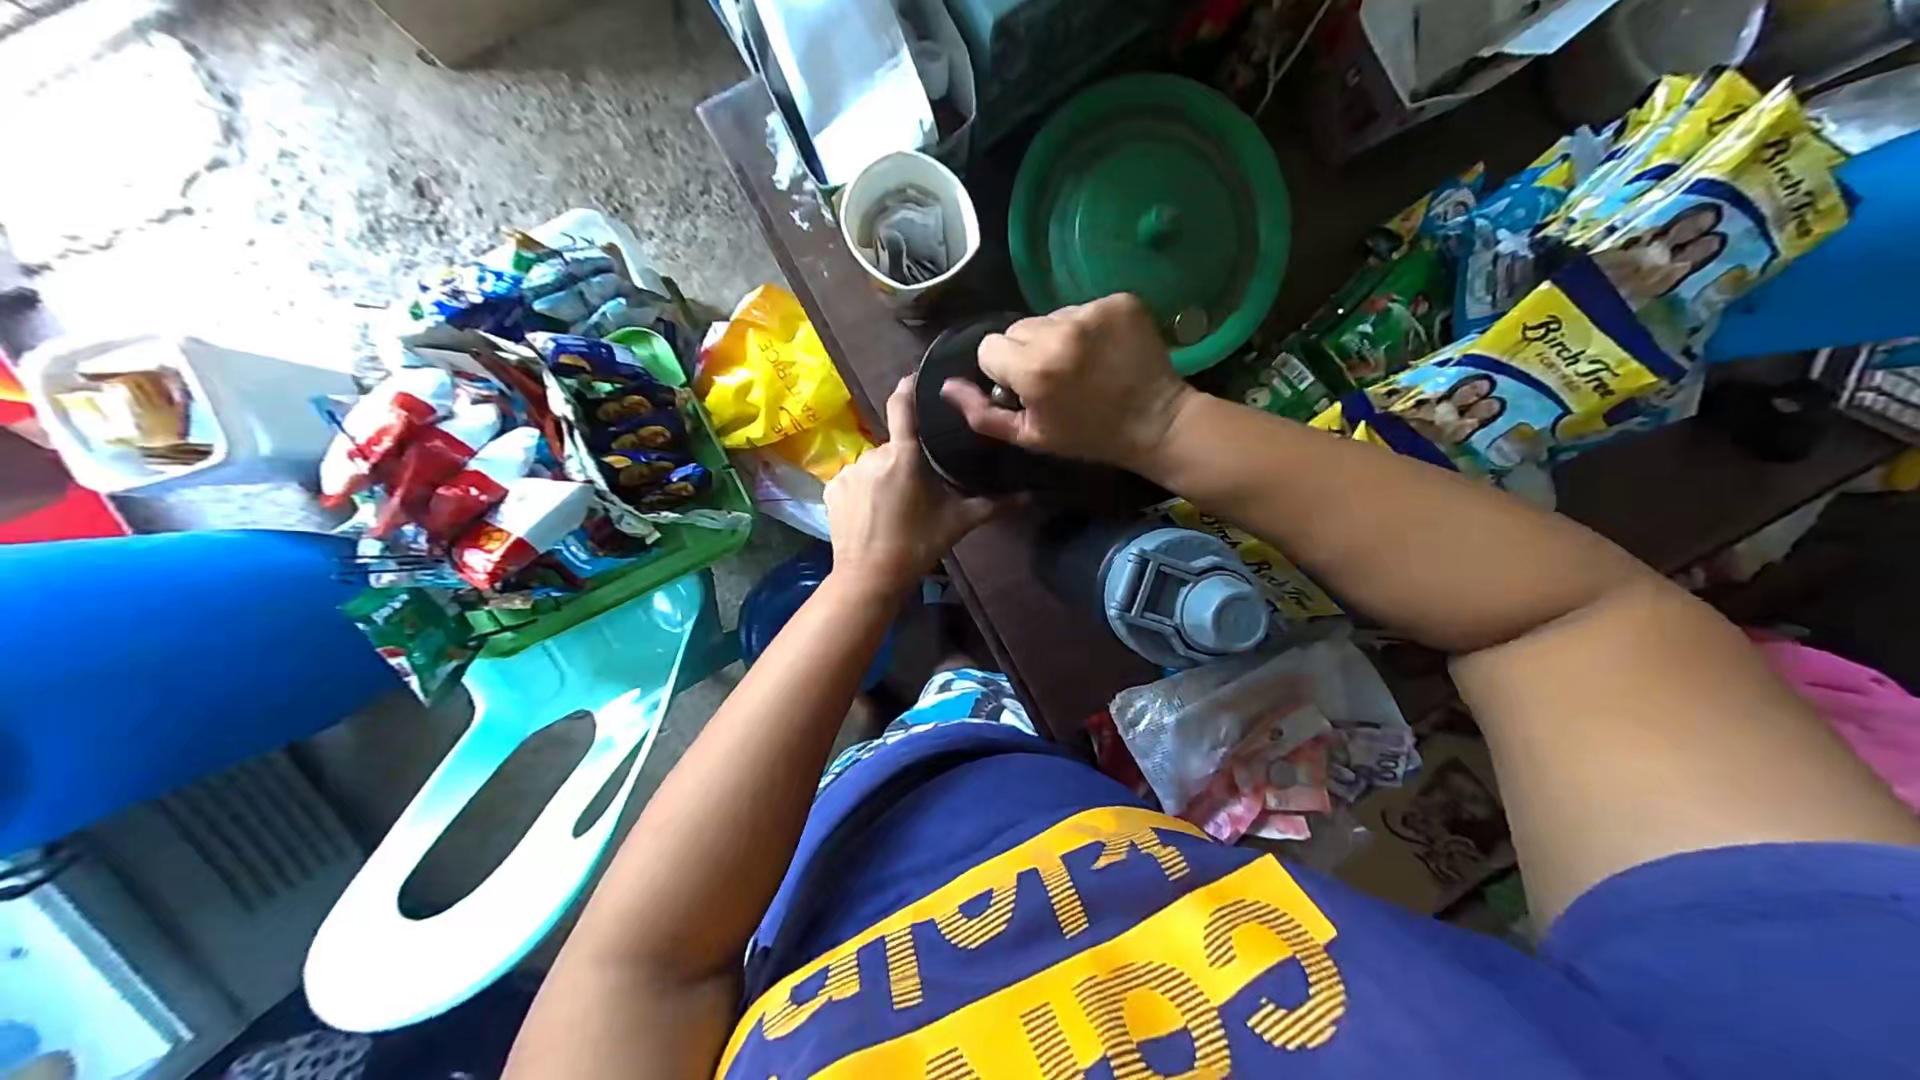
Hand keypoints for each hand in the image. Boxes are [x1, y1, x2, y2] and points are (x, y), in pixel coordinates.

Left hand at [825, 377, 999, 592]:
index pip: (902, 405)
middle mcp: (874, 454)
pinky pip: (853, 480)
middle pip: (894, 447)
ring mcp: (849, 471)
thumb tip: (1029, 496)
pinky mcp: (832, 488)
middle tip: (917, 490)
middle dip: (905, 462)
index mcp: (905, 455)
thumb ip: (993, 505)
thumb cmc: (918, 544)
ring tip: (893, 508)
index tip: (915, 380)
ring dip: (883, 478)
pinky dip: (862, 491)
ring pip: (873, 465)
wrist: (869, 576)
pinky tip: (871, 515)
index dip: (908, 388)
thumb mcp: (958, 522)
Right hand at [939, 293, 1196, 471]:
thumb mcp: (1030, 436)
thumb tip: (948, 386)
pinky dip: (1089, 326)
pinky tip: (1105, 350)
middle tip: (1057, 377)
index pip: (990, 347)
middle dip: (1028, 350)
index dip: (1004, 369)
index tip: (1027, 387)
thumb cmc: (1087, 435)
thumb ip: (982, 413)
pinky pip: (1084, 307)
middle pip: (1018, 328)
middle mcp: (1060, 332)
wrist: (1155, 422)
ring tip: (1084, 364)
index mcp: (1033, 369)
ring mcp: (1093, 312)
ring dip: (1058, 337)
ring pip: (1050, 316)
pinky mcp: (1120, 301)